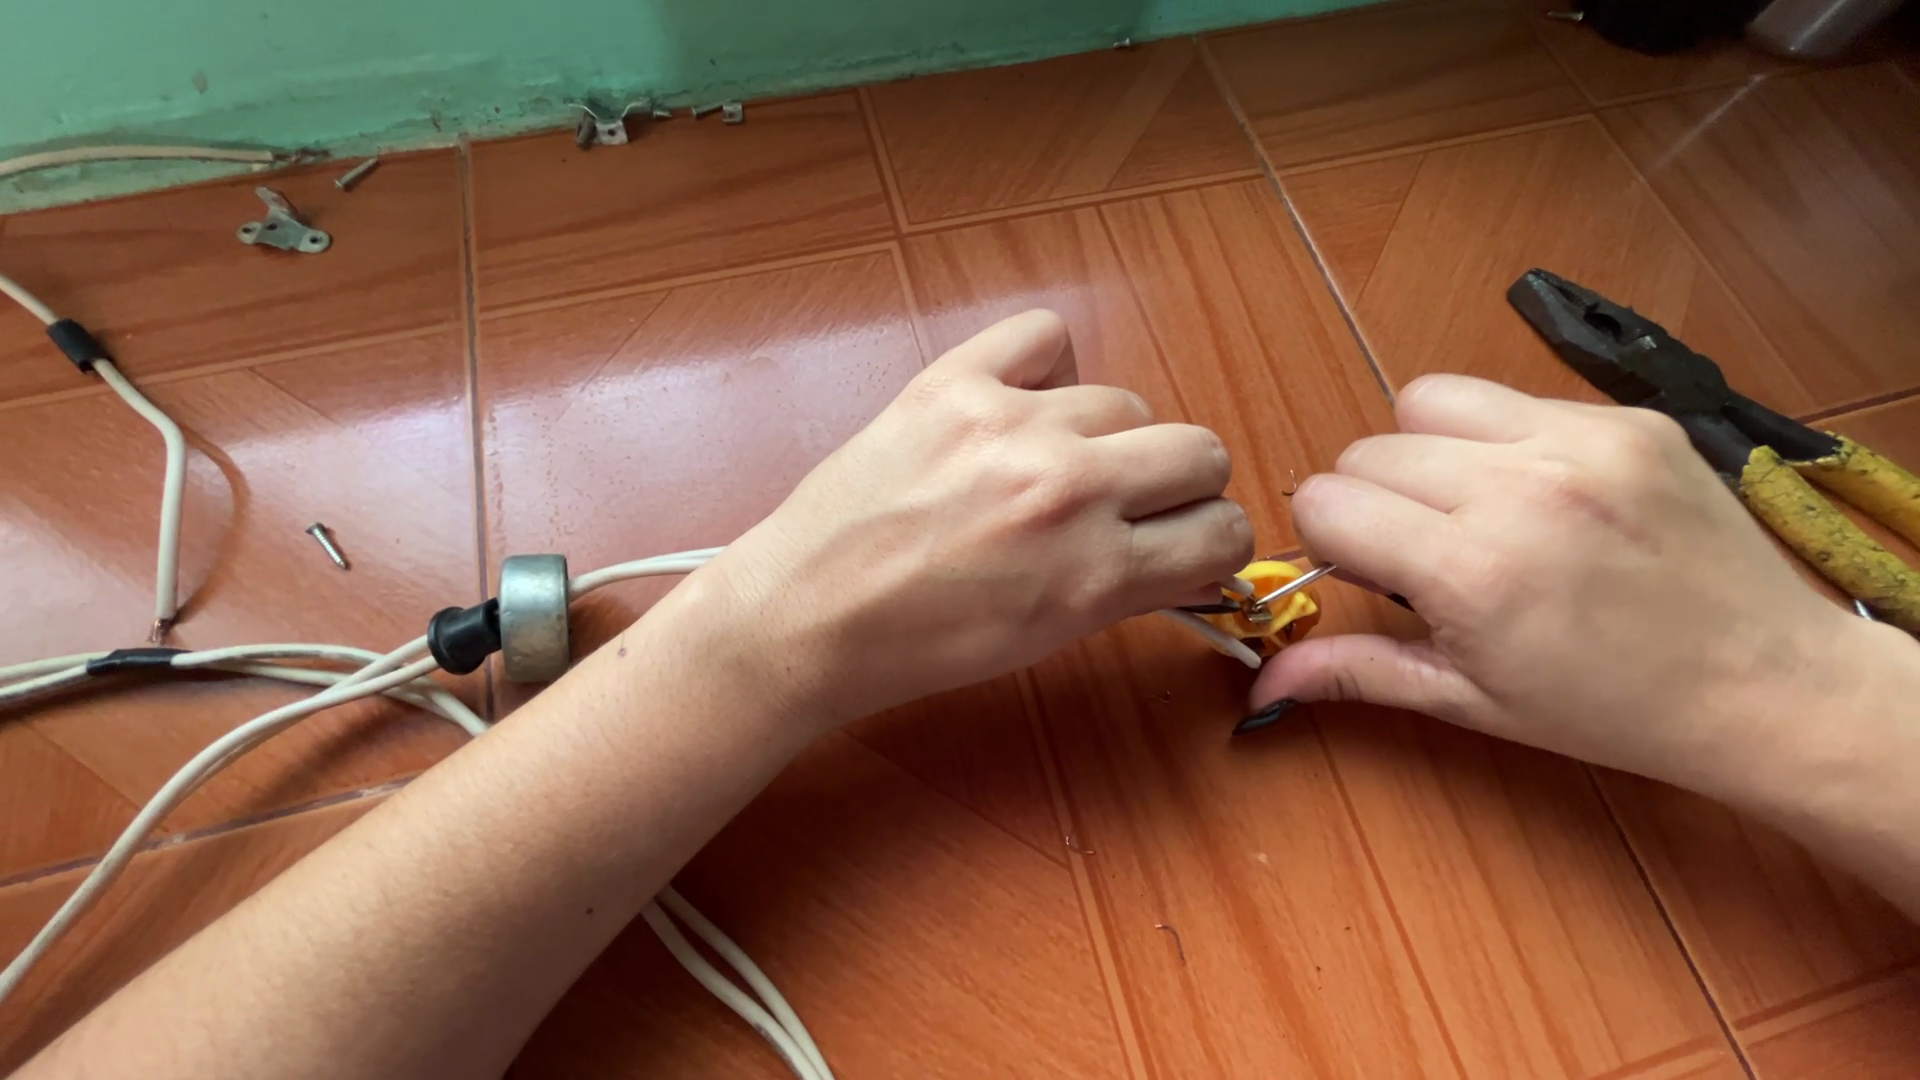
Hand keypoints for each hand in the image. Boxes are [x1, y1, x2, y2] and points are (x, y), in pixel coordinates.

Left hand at [689, 309, 1253, 726]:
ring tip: (1046, 462)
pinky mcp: (952, 382)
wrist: (808, 614)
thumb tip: (1189, 550)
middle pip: (1199, 450)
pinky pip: (1044, 336)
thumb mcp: (1045, 636)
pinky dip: (1046, 369)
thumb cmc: (923, 645)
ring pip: (1125, 399)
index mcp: (1095, 575)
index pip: (1223, 532)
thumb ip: (1127, 587)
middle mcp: (1068, 489)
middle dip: (1179, 484)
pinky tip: (1018, 406)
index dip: (1210, 541)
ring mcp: (1010, 424)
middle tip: (1127, 502)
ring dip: (1104, 436)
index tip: (1182, 542)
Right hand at [1250, 375, 1880, 797]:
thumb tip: (1261, 681)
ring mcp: (1580, 442)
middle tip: (1418, 544)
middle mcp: (1519, 490)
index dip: (1328, 536)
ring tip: (1464, 500)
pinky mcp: (1624, 418)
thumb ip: (1350, 670)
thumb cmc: (1605, 707)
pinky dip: (1490, 436)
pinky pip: (1504, 397)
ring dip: (1420, 450)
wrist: (1772, 687)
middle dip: (1368, 496)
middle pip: (1364, 450)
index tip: (1366, 567)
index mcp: (1472, 570)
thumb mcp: (1464, 699)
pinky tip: (1529, 487)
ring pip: (1424, 400)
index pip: (1325, 500)